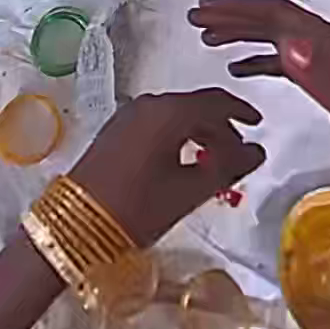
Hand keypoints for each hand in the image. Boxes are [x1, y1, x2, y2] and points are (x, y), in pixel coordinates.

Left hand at [67, 88, 265, 247]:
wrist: (72, 227)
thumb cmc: (135, 208)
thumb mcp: (187, 191)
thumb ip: (227, 167)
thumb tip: (257, 152)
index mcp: (168, 112)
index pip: (215, 101)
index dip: (240, 111)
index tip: (258, 123)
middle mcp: (149, 104)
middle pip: (195, 107)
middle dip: (221, 127)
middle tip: (239, 153)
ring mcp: (129, 115)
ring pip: (175, 115)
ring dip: (199, 132)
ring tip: (214, 160)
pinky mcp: (116, 130)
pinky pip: (157, 122)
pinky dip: (178, 135)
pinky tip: (183, 159)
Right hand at [189, 0, 329, 213]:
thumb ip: (323, 76)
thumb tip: (286, 42)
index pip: (281, 14)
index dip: (241, 8)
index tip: (207, 8)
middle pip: (277, 20)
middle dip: (236, 15)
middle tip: (198, 17)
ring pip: (279, 38)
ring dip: (244, 34)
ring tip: (209, 37)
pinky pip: (287, 64)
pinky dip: (260, 61)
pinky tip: (241, 69)